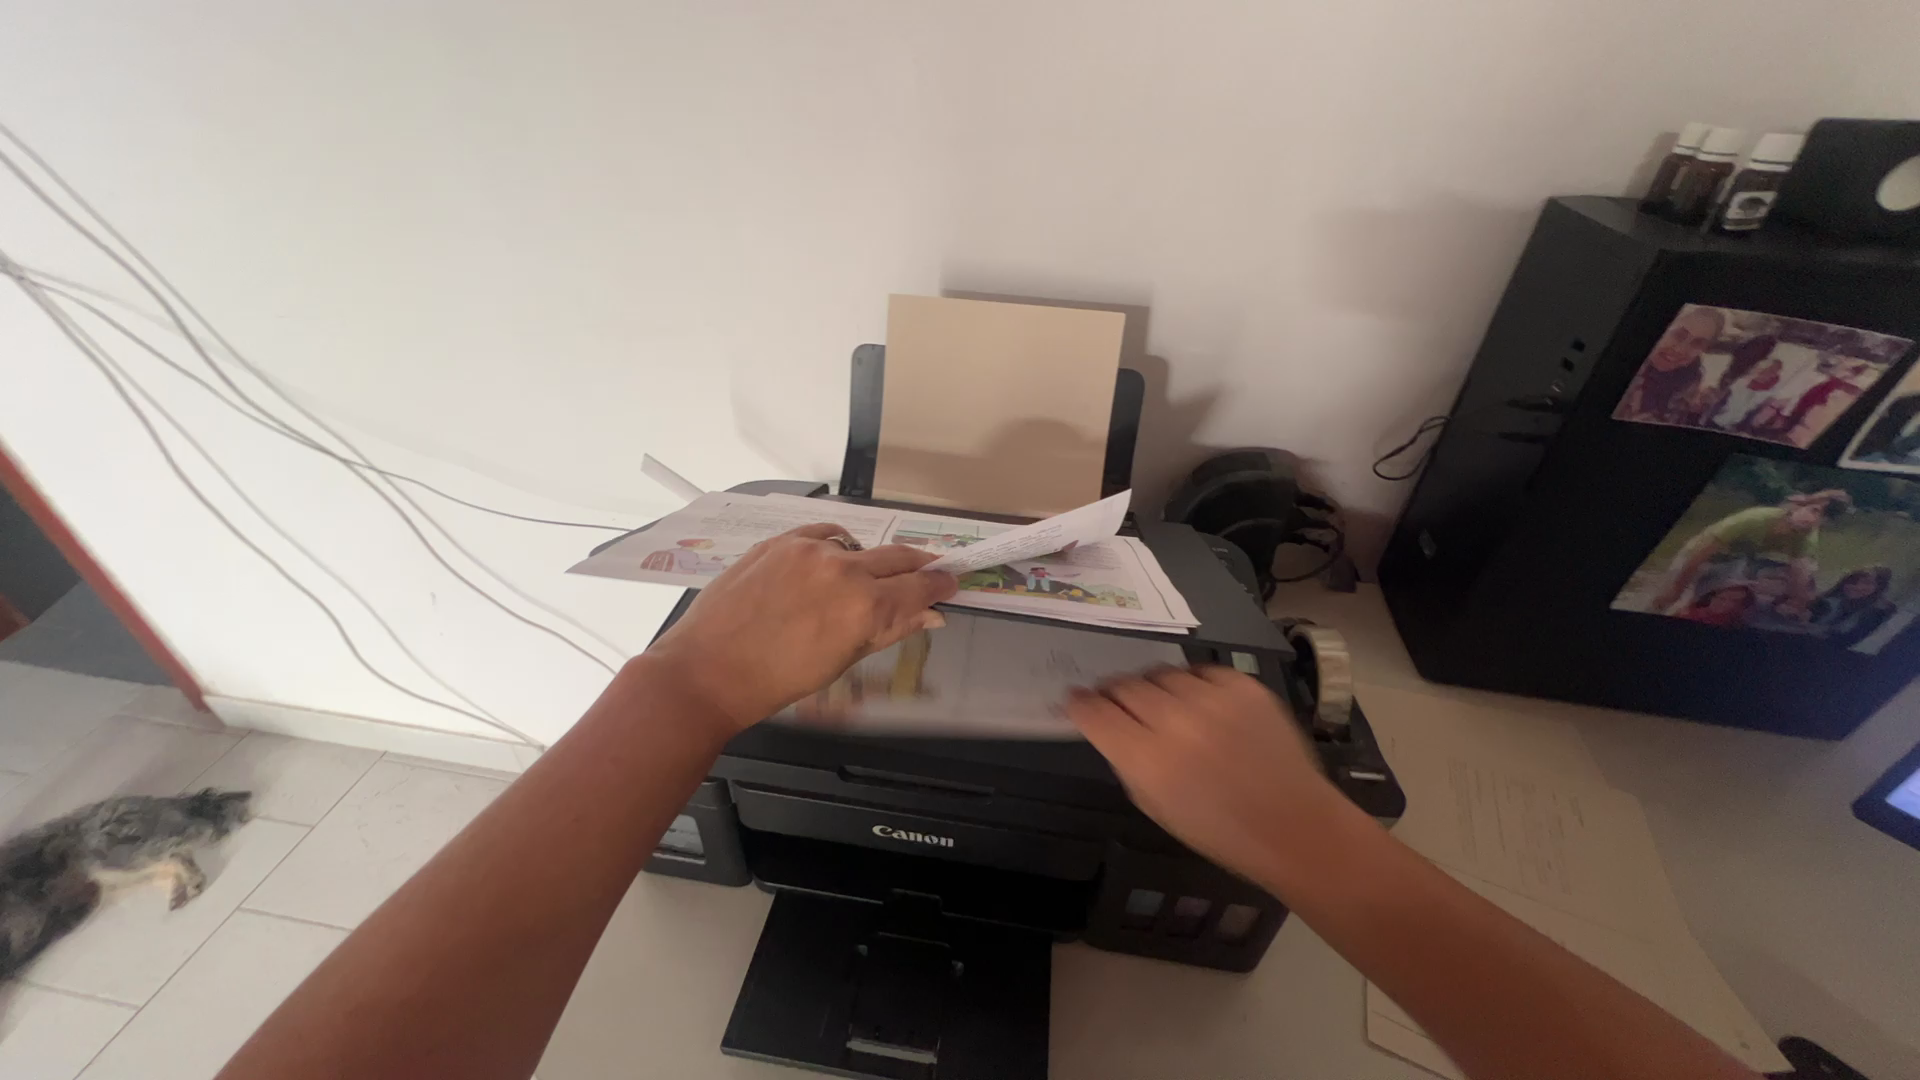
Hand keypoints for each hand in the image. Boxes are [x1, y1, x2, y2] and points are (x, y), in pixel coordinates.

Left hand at [641, 524, 957, 733]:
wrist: (709, 669)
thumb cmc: (780, 679)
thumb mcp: (843, 660)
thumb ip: (892, 629)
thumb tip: (931, 615)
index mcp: (864, 606)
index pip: (920, 587)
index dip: (941, 585)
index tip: (951, 582)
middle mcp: (843, 569)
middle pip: (898, 558)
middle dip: (917, 567)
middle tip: (925, 575)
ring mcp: (810, 549)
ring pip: (860, 546)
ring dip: (870, 562)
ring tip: (859, 582)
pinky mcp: (782, 540)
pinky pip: (825, 533)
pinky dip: (835, 546)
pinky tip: (829, 563)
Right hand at [1066, 666, 1338, 881]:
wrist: (1295, 826)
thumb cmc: (1218, 829)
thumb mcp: (1153, 804)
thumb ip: (1124, 759)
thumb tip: (1105, 724)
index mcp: (1147, 759)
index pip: (1094, 712)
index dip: (1079, 704)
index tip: (1076, 701)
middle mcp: (1176, 721)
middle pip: (1123, 685)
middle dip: (1113, 693)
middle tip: (1117, 703)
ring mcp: (1212, 699)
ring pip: (1159, 673)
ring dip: (1152, 687)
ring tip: (1162, 705)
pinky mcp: (1243, 686)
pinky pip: (1199, 671)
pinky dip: (1191, 685)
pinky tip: (1199, 704)